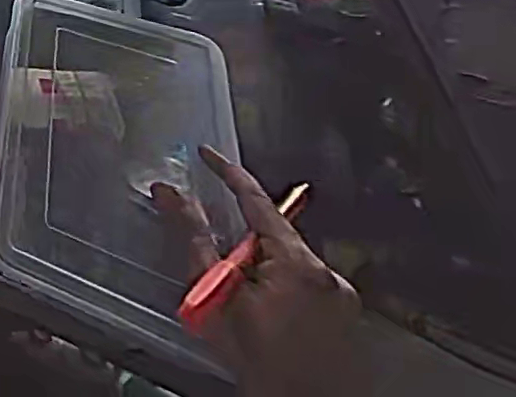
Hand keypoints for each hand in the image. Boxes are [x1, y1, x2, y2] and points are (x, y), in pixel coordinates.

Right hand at [152, 146, 363, 396]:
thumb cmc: (259, 362)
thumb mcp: (216, 296)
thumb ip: (194, 237)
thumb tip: (168, 191)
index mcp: (299, 264)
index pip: (257, 201)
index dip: (228, 172)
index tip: (206, 153)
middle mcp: (329, 274)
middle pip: (272, 234)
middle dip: (240, 240)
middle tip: (219, 268)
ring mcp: (344, 298)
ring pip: (287, 260)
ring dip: (259, 266)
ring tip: (239, 300)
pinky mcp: (348, 319)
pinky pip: (304, 282)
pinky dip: (279, 285)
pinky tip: (264, 313)